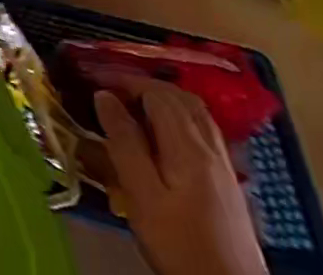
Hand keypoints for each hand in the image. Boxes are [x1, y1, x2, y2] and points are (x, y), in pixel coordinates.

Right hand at [95, 82, 266, 274]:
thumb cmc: (180, 244)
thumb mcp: (142, 196)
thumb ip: (124, 143)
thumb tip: (104, 97)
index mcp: (187, 145)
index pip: (155, 93)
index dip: (125, 81)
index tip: (95, 80)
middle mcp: (209, 143)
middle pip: (177, 96)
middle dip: (143, 85)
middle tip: (112, 91)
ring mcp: (222, 160)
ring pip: (194, 109)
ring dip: (163, 97)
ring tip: (135, 104)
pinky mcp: (227, 177)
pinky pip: (203, 127)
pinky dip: (180, 114)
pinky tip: (167, 132)